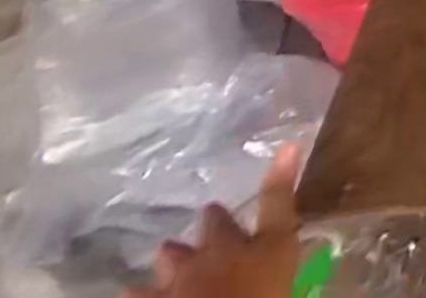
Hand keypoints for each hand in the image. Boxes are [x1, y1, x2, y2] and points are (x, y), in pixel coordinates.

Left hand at [127, 142, 304, 297]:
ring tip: (142, 287)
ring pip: (144, 290)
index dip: (215, 215)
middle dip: (176, 250)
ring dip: (148, 287)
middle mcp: (187, 267)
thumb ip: (280, 197)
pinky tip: (135, 297)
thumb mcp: (280, 242)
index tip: (214, 211)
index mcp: (220, 243)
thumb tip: (290, 142)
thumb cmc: (258, 292)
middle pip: (174, 253)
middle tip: (173, 248)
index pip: (215, 219)